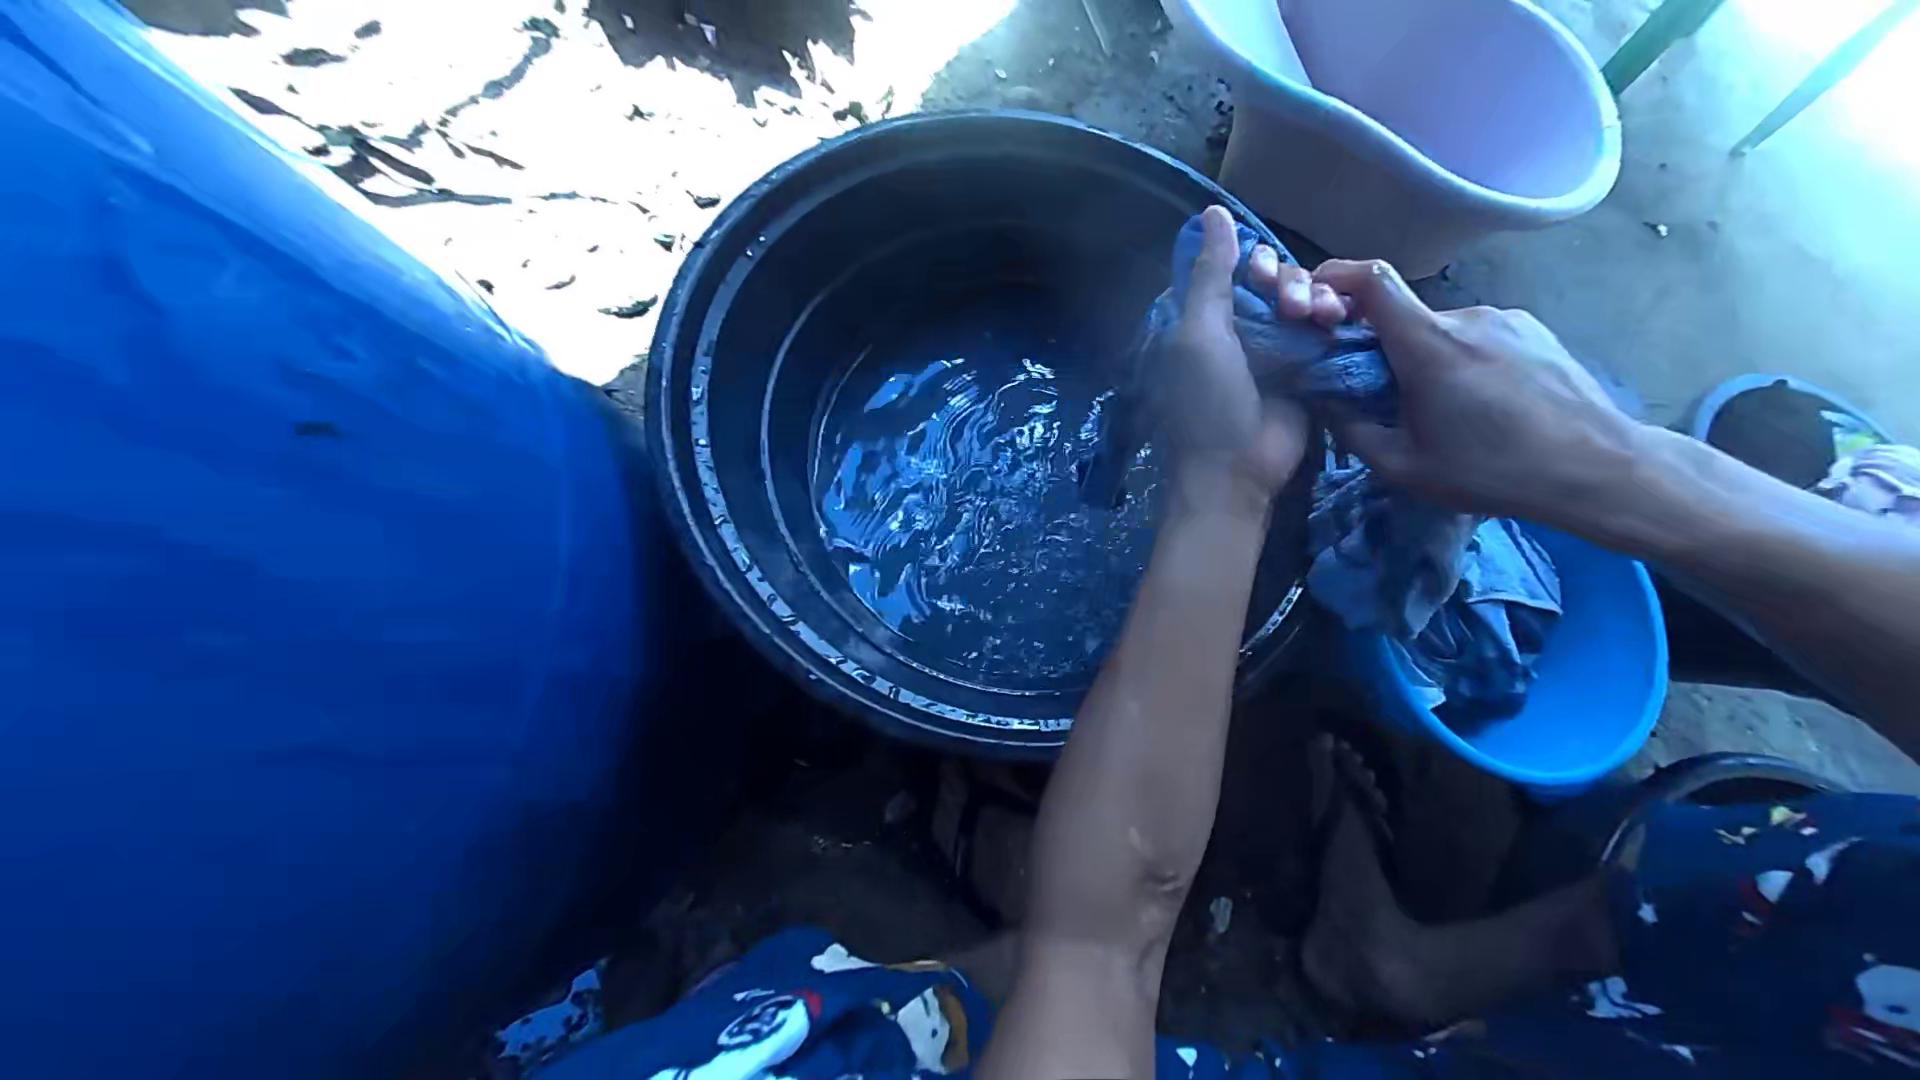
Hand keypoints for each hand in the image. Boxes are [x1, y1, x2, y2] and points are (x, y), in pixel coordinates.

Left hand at [1155, 206, 1340, 517]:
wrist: (1237, 466)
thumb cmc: (1206, 402)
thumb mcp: (1198, 335)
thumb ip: (1208, 277)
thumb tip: (1212, 212)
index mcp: (1202, 322)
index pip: (1232, 270)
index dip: (1251, 264)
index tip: (1261, 273)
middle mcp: (1236, 330)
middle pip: (1272, 282)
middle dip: (1289, 283)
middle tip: (1295, 307)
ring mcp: (1271, 350)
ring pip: (1302, 301)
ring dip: (1316, 298)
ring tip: (1322, 317)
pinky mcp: (1303, 368)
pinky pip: (1322, 329)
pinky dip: (1333, 319)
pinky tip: (1340, 319)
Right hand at [1311, 258, 1644, 528]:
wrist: (1600, 469)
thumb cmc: (1492, 472)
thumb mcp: (1401, 465)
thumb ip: (1350, 428)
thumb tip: (1323, 400)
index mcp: (1429, 346)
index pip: (1374, 281)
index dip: (1337, 277)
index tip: (1314, 296)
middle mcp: (1467, 318)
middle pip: (1399, 316)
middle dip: (1374, 347)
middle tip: (1374, 394)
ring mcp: (1506, 319)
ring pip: (1435, 330)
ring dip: (1416, 358)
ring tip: (1430, 406)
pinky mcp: (1533, 329)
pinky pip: (1471, 336)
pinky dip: (1452, 359)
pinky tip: (1472, 400)